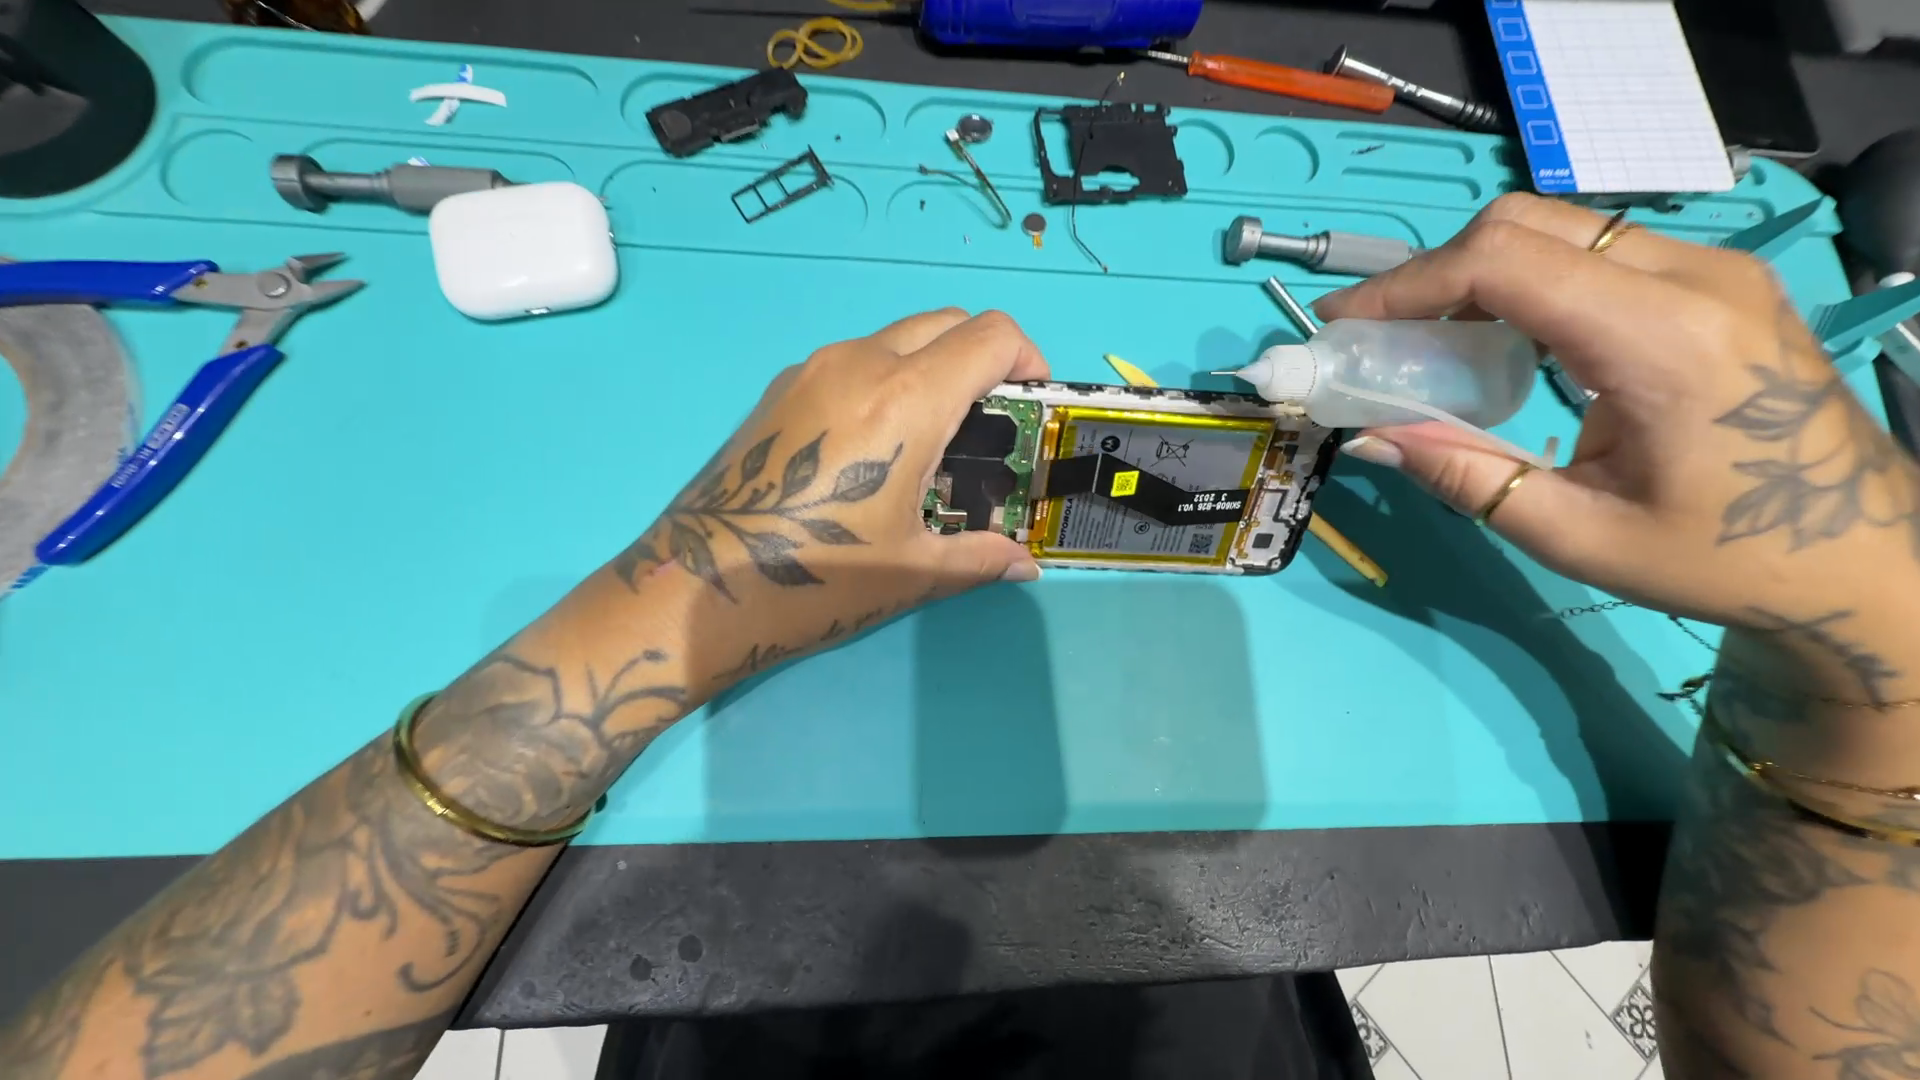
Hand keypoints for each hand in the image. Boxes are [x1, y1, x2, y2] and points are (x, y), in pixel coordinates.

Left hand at [606, 308, 1046, 695]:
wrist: (695, 587)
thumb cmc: (817, 580)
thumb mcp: (913, 572)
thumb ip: (981, 557)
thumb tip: (1024, 564)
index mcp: (906, 400)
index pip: (991, 335)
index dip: (1028, 357)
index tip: (1032, 400)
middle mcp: (859, 363)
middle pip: (946, 322)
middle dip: (983, 358)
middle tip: (989, 422)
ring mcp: (811, 369)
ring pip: (896, 337)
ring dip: (932, 367)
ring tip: (931, 438)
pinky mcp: (778, 387)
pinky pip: (853, 359)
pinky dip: (886, 379)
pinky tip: (873, 445)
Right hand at [1318, 193, 1919, 630]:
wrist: (1859, 555)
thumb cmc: (1716, 556)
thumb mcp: (1572, 533)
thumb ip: (1462, 476)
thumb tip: (1367, 436)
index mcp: (1662, 340)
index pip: (1503, 263)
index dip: (1406, 285)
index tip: (1345, 322)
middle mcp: (1694, 278)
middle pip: (1522, 224)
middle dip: (1428, 272)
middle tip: (1379, 332)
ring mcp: (1711, 270)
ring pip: (1553, 227)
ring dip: (1469, 273)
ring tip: (1425, 337)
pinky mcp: (1711, 281)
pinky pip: (1588, 250)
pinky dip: (1516, 280)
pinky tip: (1494, 338)